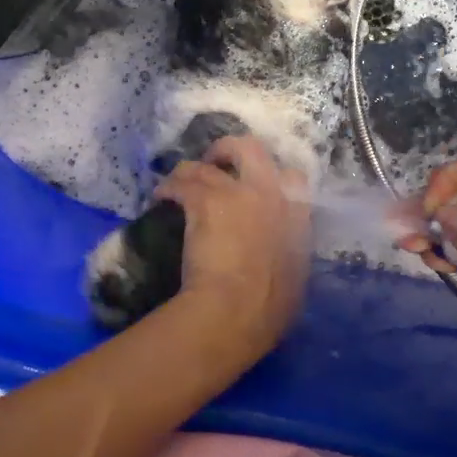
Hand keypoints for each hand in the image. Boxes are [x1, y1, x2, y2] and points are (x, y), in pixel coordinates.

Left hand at [152, 136, 311, 353]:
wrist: (238, 307)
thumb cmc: (270, 306)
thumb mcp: (295, 275)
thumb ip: (290, 251)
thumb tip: (280, 252)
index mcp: (296, 214)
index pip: (293, 177)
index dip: (273, 174)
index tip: (256, 183)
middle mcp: (268, 193)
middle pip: (250, 148)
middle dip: (228, 150)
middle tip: (213, 161)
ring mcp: (235, 192)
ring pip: (204, 166)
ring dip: (189, 172)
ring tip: (177, 183)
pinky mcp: (204, 200)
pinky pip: (181, 183)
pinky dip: (168, 188)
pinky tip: (160, 197)